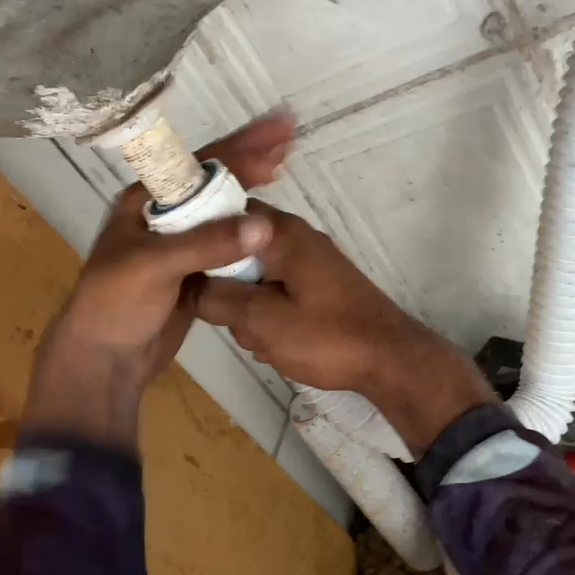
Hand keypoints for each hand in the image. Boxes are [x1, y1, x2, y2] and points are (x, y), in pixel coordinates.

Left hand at [22, 113, 295, 448]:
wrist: (104, 359)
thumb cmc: (115, 303)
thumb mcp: (155, 266)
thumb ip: (207, 244)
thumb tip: (264, 224)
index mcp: (146, 202)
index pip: (198, 164)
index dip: (239, 146)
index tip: (276, 131)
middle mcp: (164, 215)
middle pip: (214, 179)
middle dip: (250, 156)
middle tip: (289, 136)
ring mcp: (181, 244)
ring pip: (224, 210)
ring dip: (254, 189)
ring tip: (285, 164)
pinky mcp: (196, 271)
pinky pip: (228, 244)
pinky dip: (251, 230)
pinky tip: (274, 224)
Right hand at [194, 203, 496, 453]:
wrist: (391, 361)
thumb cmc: (326, 336)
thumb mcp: (261, 321)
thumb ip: (216, 298)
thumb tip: (184, 284)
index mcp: (280, 233)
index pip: (222, 213)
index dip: (197, 240)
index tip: (183, 272)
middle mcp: (295, 237)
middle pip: (236, 251)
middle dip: (228, 288)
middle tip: (235, 322)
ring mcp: (310, 263)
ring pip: (256, 278)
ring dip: (250, 310)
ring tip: (263, 340)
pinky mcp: (319, 287)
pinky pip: (278, 294)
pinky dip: (272, 317)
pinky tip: (279, 345)